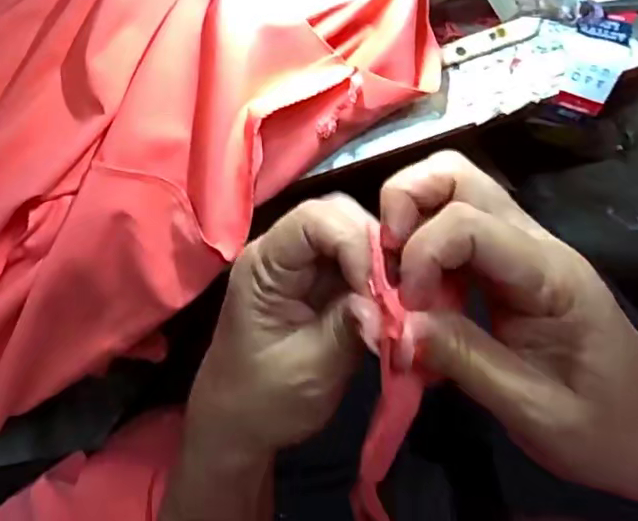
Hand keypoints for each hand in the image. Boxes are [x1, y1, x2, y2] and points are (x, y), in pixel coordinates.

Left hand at [185, 195, 380, 454]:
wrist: (240, 424)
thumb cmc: (264, 398)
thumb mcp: (308, 369)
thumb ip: (346, 330)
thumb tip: (386, 308)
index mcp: (265, 262)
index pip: (312, 219)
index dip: (352, 240)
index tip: (376, 287)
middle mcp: (282, 250)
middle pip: (335, 215)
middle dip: (372, 247)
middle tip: (398, 291)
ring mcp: (303, 263)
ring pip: (350, 233)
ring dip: (379, 263)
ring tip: (397, 301)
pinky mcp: (320, 280)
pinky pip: (355, 261)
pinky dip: (378, 278)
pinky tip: (390, 306)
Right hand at [383, 153, 637, 511]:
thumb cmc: (610, 429)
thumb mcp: (537, 413)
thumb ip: (465, 360)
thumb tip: (400, 326)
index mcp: (548, 271)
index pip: (468, 222)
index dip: (423, 253)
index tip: (410, 307)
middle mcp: (532, 238)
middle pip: (454, 173)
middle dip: (405, 201)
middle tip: (389, 262)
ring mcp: (519, 241)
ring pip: (450, 184)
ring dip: (409, 214)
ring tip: (400, 273)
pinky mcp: (505, 255)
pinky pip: (453, 218)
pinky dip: (421, 238)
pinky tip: (419, 287)